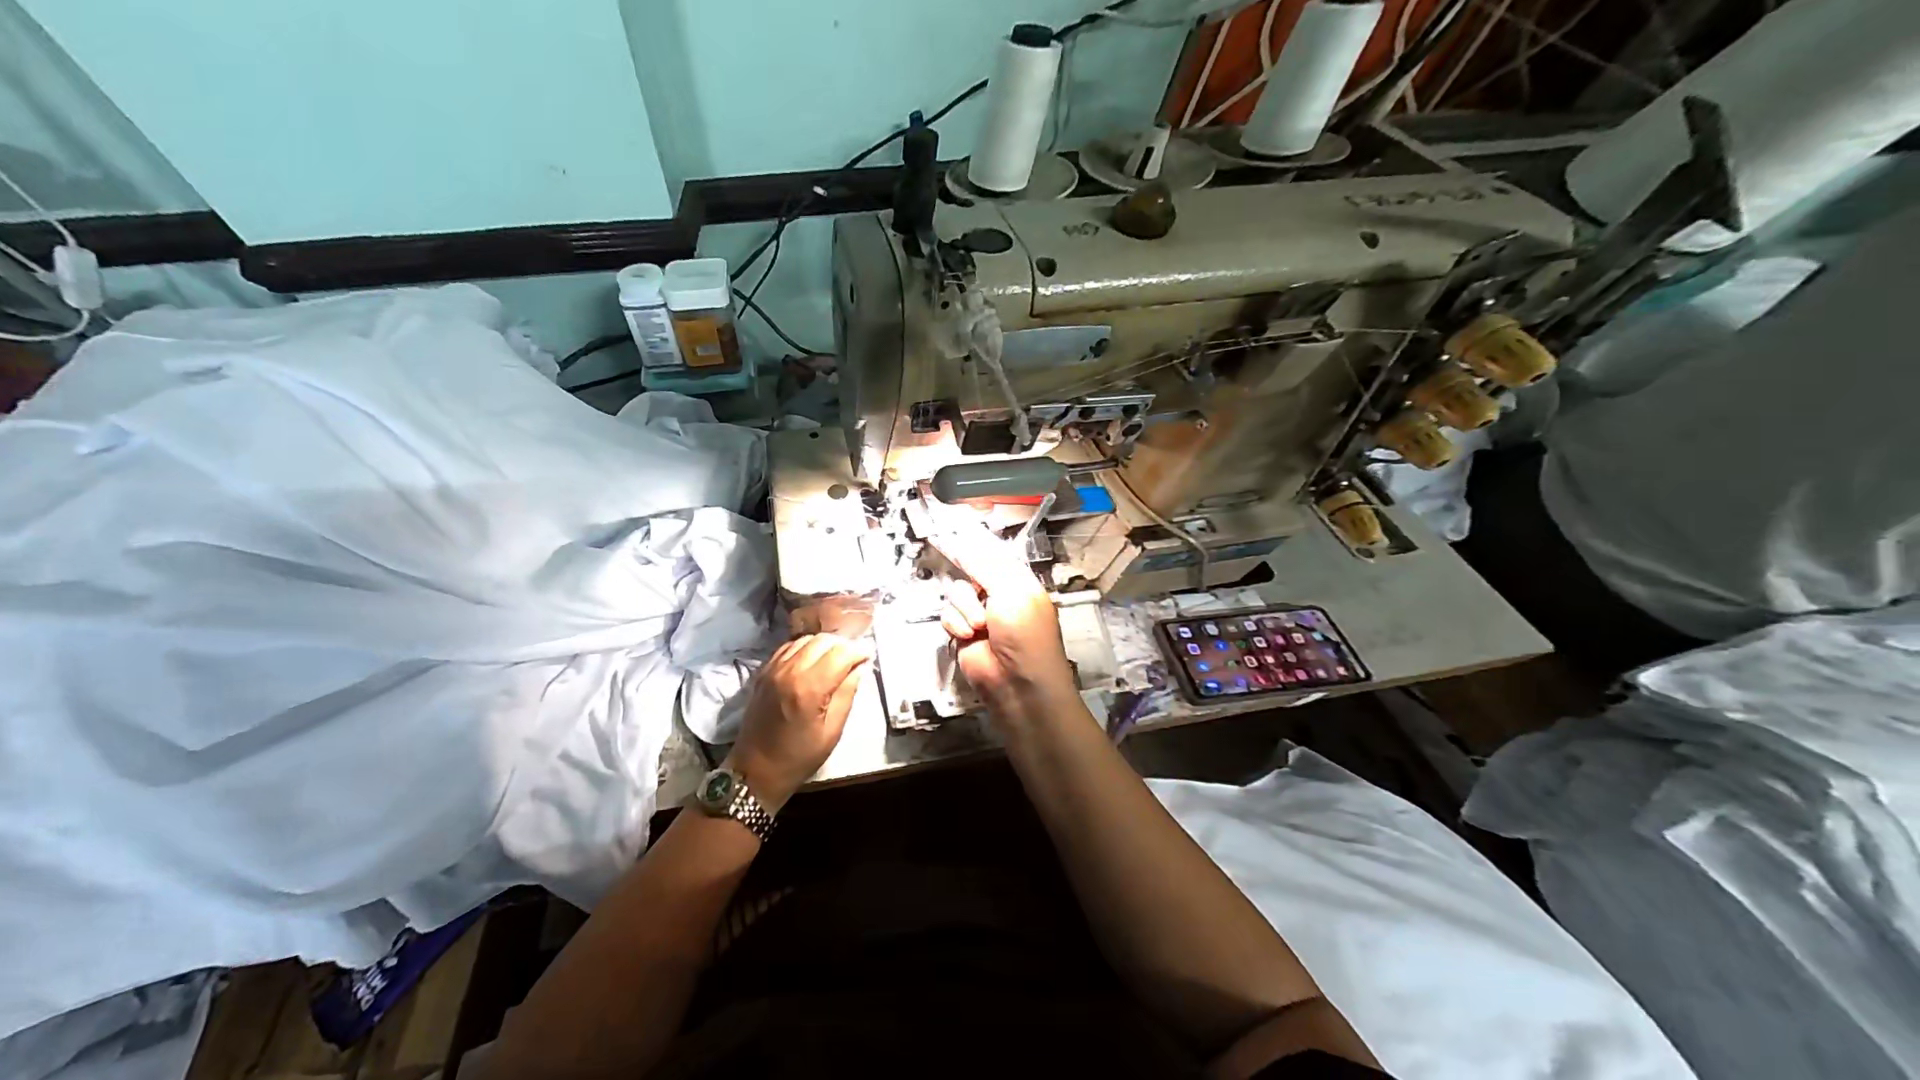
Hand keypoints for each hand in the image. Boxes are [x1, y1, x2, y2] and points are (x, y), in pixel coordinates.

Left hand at [727, 634, 871, 811]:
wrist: (755, 771)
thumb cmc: (799, 757)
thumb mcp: (832, 731)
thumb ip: (847, 693)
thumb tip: (860, 667)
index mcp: (809, 688)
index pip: (841, 652)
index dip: (858, 652)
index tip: (867, 660)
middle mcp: (789, 670)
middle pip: (823, 640)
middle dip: (843, 646)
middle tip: (852, 661)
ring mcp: (773, 669)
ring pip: (805, 639)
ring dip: (824, 645)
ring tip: (834, 661)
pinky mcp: (763, 672)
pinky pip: (788, 647)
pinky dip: (804, 648)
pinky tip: (812, 662)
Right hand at [934, 522, 1080, 725]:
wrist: (1017, 685)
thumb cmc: (1025, 635)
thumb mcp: (1012, 592)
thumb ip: (985, 564)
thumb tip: (962, 539)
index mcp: (1019, 580)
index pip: (993, 552)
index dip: (975, 540)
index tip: (953, 526)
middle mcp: (998, 594)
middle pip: (970, 569)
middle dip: (969, 576)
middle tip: (955, 564)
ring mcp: (979, 614)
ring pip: (955, 592)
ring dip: (965, 607)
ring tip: (980, 626)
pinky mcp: (962, 633)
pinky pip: (947, 614)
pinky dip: (955, 623)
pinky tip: (968, 636)